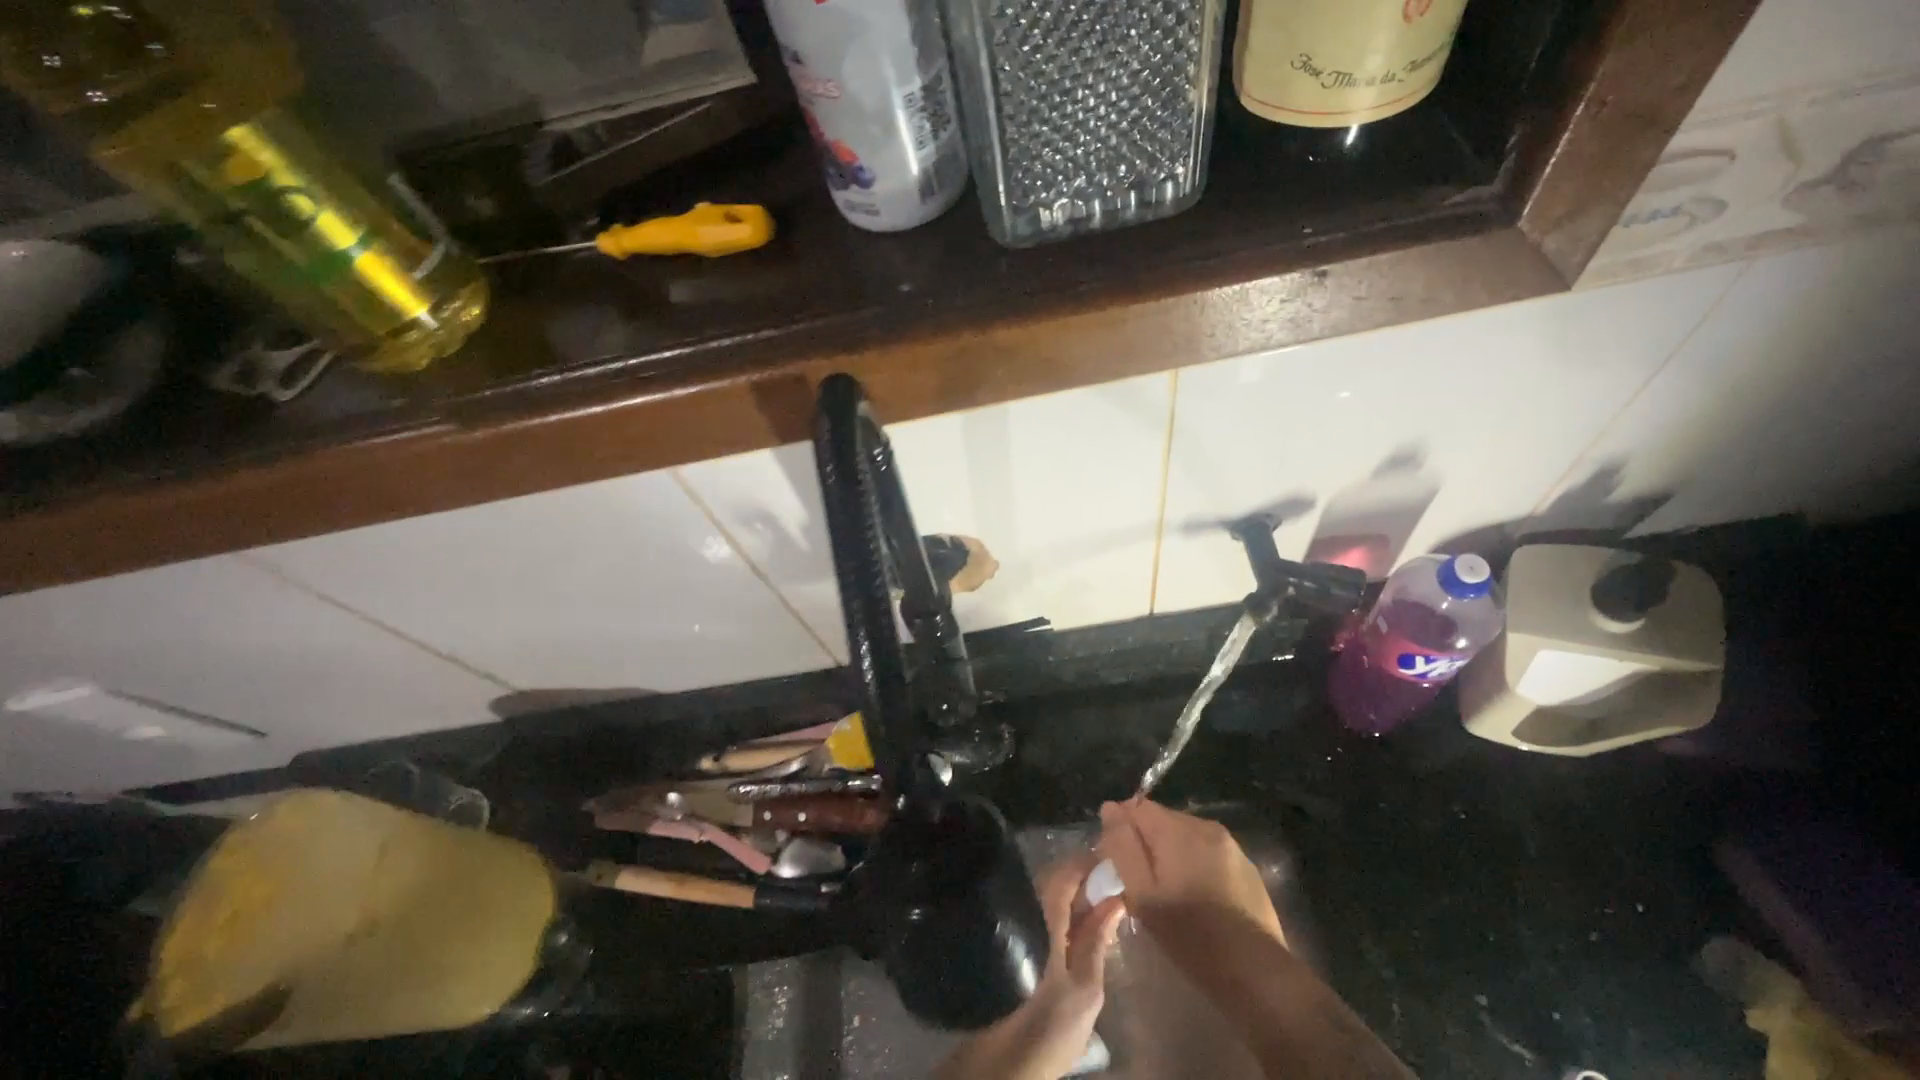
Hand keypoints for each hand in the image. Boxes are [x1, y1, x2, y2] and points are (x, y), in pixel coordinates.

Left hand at [935, 854, 1126, 1079]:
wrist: (1003, 1063)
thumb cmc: (1049, 1026)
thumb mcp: (1086, 987)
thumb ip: (1098, 939)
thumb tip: (1114, 900)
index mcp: (1041, 916)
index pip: (1066, 870)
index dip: (1091, 862)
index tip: (1117, 862)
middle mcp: (1022, 912)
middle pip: (1054, 879)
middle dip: (1084, 878)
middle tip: (1114, 888)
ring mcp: (1014, 927)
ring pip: (1045, 896)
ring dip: (1072, 896)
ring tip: (1101, 907)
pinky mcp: (1010, 944)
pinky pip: (1037, 913)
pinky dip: (1059, 913)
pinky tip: (1077, 929)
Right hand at [1098, 799, 1285, 946]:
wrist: (1255, 972)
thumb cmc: (1189, 935)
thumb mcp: (1143, 894)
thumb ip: (1123, 847)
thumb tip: (1110, 808)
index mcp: (1179, 829)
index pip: (1137, 807)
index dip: (1121, 830)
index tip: (1116, 863)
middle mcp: (1208, 827)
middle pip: (1163, 820)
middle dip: (1146, 843)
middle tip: (1140, 884)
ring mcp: (1232, 848)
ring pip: (1186, 838)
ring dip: (1171, 855)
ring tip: (1168, 894)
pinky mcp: (1248, 869)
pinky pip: (1209, 855)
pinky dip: (1195, 867)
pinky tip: (1196, 899)